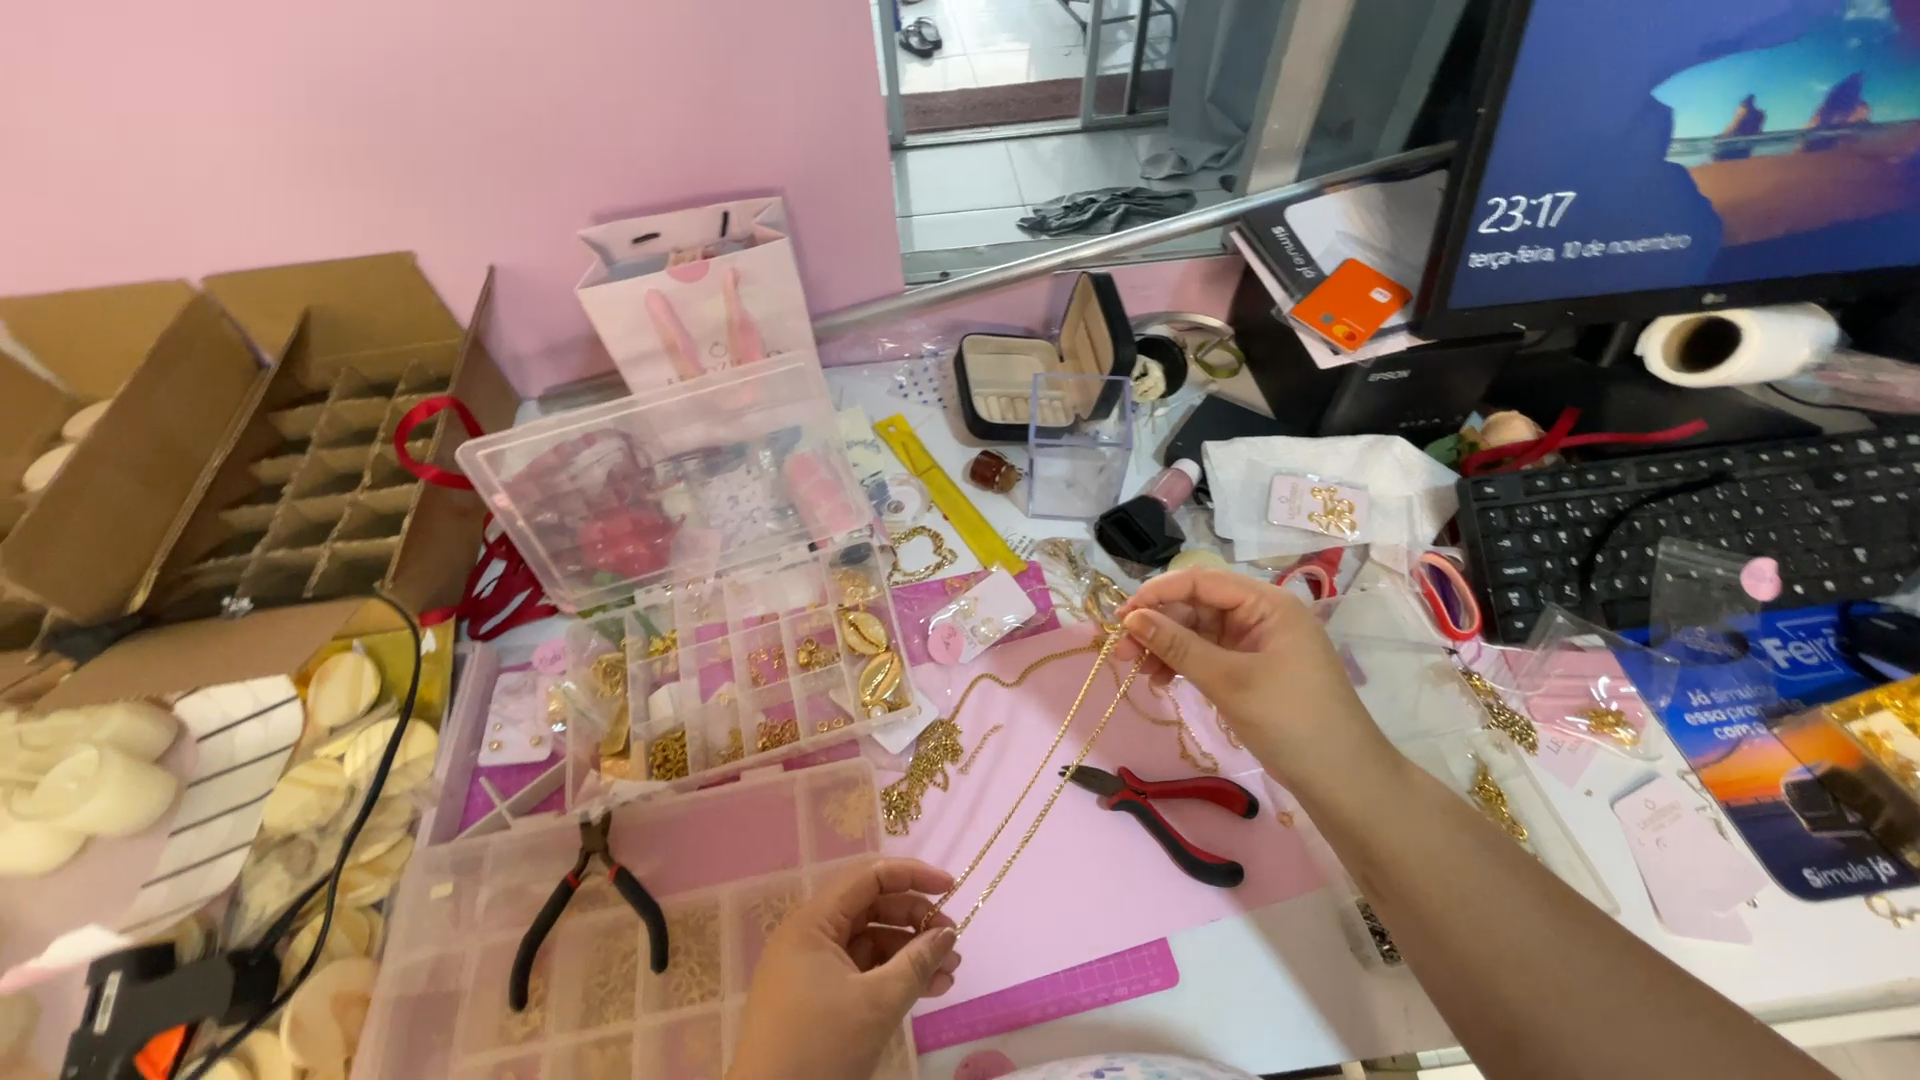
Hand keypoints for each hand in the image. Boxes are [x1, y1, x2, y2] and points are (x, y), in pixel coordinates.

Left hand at [727, 859, 960, 1079]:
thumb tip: (948, 933)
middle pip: (871, 907)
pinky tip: (929, 990)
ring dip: (910, 952)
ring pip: (870, 941)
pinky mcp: (816, 997)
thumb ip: (917, 962)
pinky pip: (861, 970)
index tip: (952, 887)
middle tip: (952, 941)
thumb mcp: (877, 1004)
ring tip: (950, 973)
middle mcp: (809, 935)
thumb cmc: (820, 1049)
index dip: (912, 875)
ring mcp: (810, 967)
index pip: (869, 876)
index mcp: (813, 922)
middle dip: (916, 921)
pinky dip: (893, 976)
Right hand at [1115, 568, 1394, 787]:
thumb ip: (1178, 646)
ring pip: (1198, 632)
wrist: (1343, 780)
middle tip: (1120, 652)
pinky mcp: (1251, 672)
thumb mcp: (1229, 681)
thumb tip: (1131, 618)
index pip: (1202, 581)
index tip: (1120, 616)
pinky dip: (1182, 665)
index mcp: (1268, 604)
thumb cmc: (1291, 720)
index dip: (1158, 594)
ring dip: (1165, 647)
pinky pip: (1207, 656)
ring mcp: (1257, 645)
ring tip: (1137, 671)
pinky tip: (1161, 681)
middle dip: (1157, 624)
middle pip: (1197, 606)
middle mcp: (1261, 616)